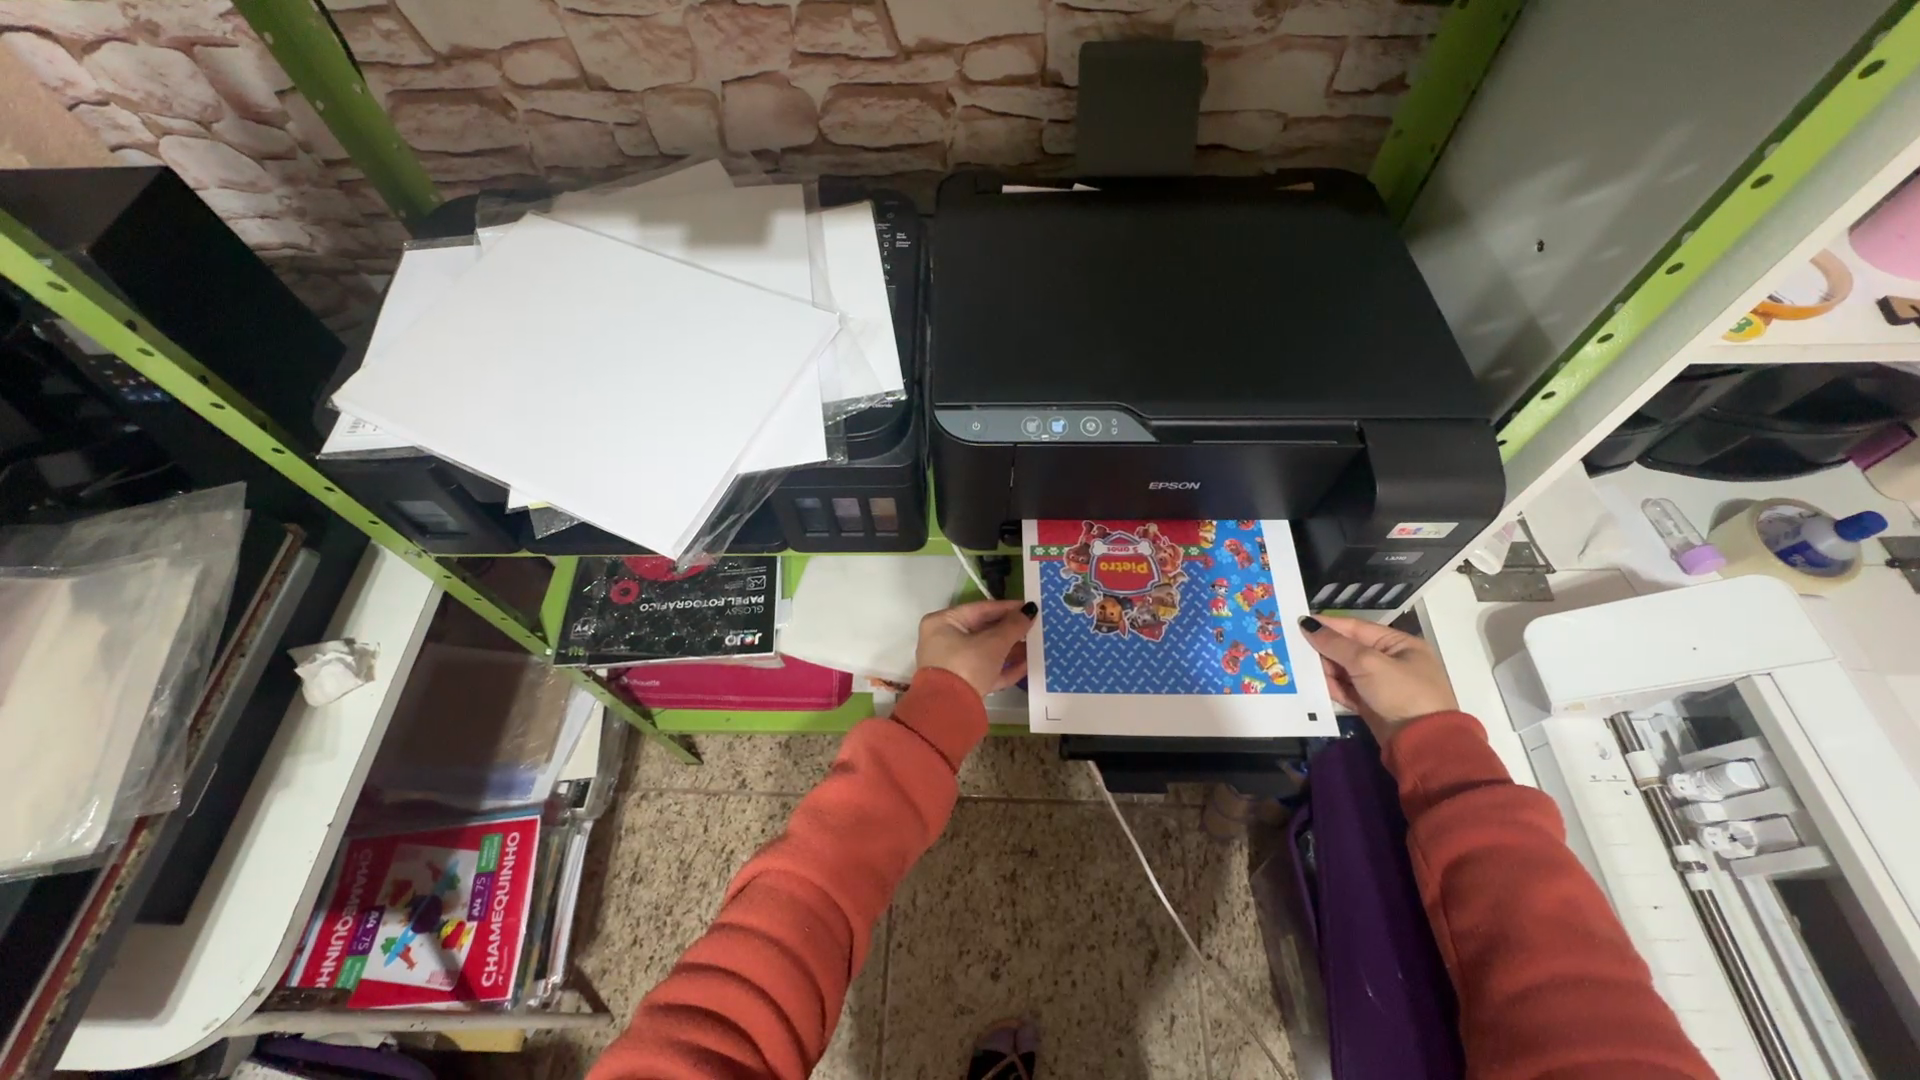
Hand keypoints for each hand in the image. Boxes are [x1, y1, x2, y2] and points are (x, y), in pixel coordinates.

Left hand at [916, 599, 1036, 695]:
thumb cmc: (968, 665)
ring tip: (1036, 645)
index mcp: (943, 622)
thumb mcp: (994, 643)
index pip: (980, 609)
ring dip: (1011, 649)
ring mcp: (952, 664)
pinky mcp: (962, 684)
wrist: (950, 710)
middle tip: (1035, 626)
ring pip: (987, 652)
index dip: (1007, 608)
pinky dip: (1005, 668)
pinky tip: (1028, 665)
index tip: (1029, 607)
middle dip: (1010, 631)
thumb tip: (1029, 610)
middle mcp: (944, 641)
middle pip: (983, 631)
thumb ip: (1013, 626)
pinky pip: (986, 670)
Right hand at [1298, 614, 1456, 742]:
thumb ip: (1336, 644)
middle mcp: (1390, 661)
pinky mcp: (1371, 703)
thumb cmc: (1400, 692)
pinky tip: (1311, 685)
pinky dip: (1330, 687)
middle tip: (1291, 646)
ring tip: (1297, 665)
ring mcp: (1380, 684)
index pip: (1356, 628)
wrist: (1421, 742)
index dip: (1327, 625)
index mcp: (1398, 644)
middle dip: (1323, 648)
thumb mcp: (1368, 663)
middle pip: (1348, 649)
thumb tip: (1307, 624)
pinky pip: (1346, 689)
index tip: (1297, 621)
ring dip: (1323, 669)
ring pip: (1344, 670)